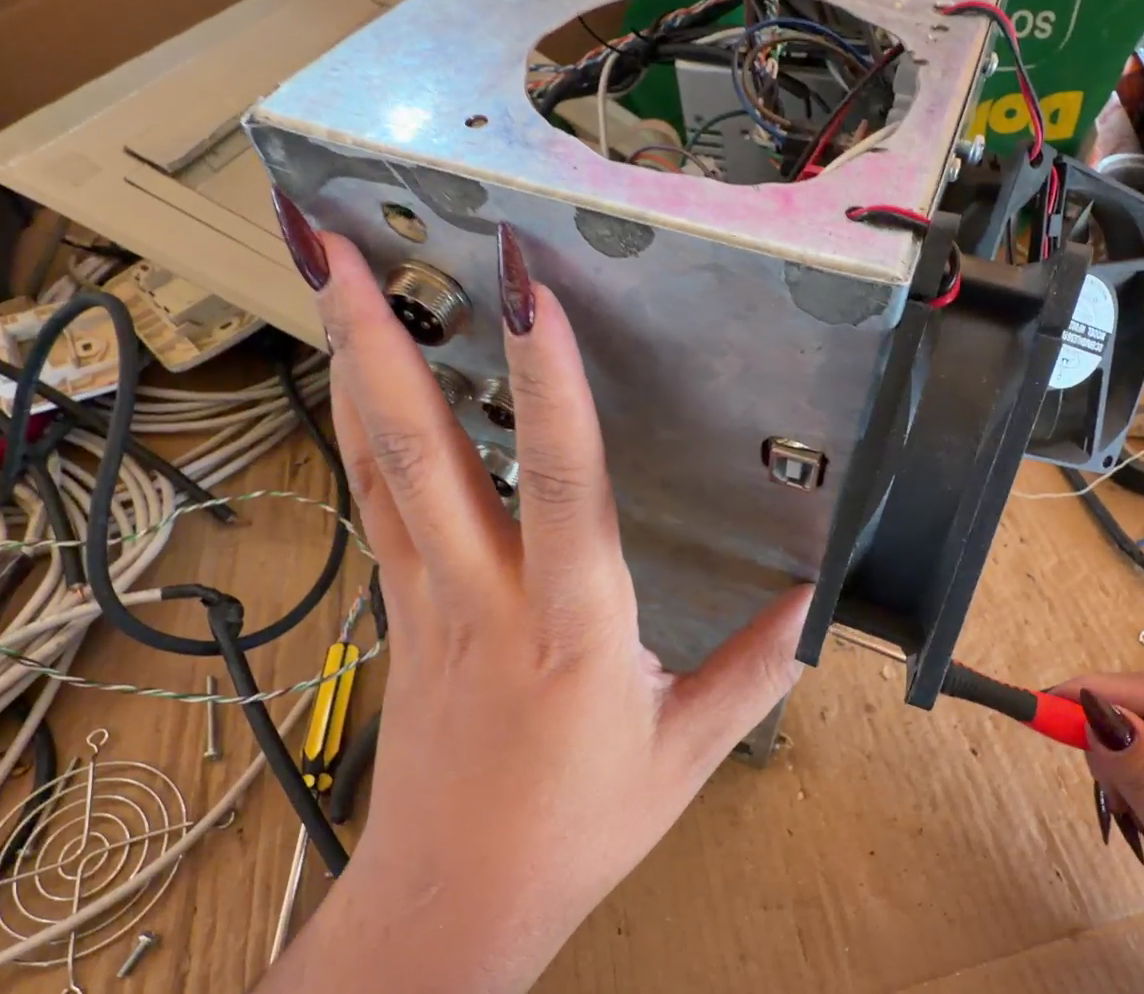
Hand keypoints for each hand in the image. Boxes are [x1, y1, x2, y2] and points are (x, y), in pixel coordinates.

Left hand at [260, 214, 810, 993]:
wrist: (453, 897)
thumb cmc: (566, 830)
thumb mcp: (685, 752)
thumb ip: (756, 669)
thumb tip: (813, 608)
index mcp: (569, 626)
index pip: (563, 480)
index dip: (550, 378)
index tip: (533, 290)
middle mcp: (483, 595)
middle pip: (420, 447)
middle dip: (382, 336)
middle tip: (344, 247)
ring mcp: (425, 598)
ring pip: (380, 462)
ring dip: (354, 365)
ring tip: (331, 282)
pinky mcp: (400, 611)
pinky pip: (375, 499)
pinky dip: (360, 428)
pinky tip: (352, 383)